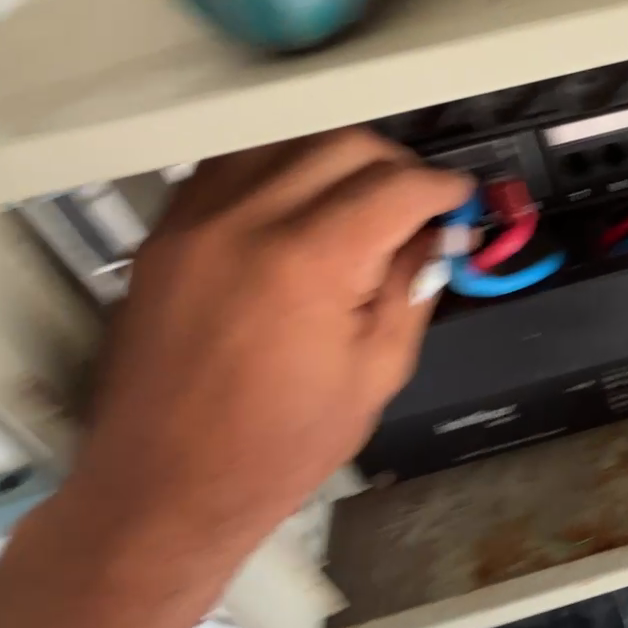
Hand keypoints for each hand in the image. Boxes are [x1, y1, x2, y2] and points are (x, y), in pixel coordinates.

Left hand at [75, 129, 471, 550]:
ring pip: (285, 140)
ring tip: (366, 196)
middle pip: (342, 145)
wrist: (167, 486)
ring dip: (338, 157)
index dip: (442, 187)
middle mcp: (245, 221)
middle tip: (420, 201)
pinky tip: (304, 202)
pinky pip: (232, 166)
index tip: (462, 198)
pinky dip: (281, 167)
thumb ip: (414, 287)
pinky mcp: (165, 233)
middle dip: (397, 164)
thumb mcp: (379, 370)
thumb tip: (442, 236)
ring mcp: (195, 221)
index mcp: (309, 264)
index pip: (394, 187)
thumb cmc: (285, 444)